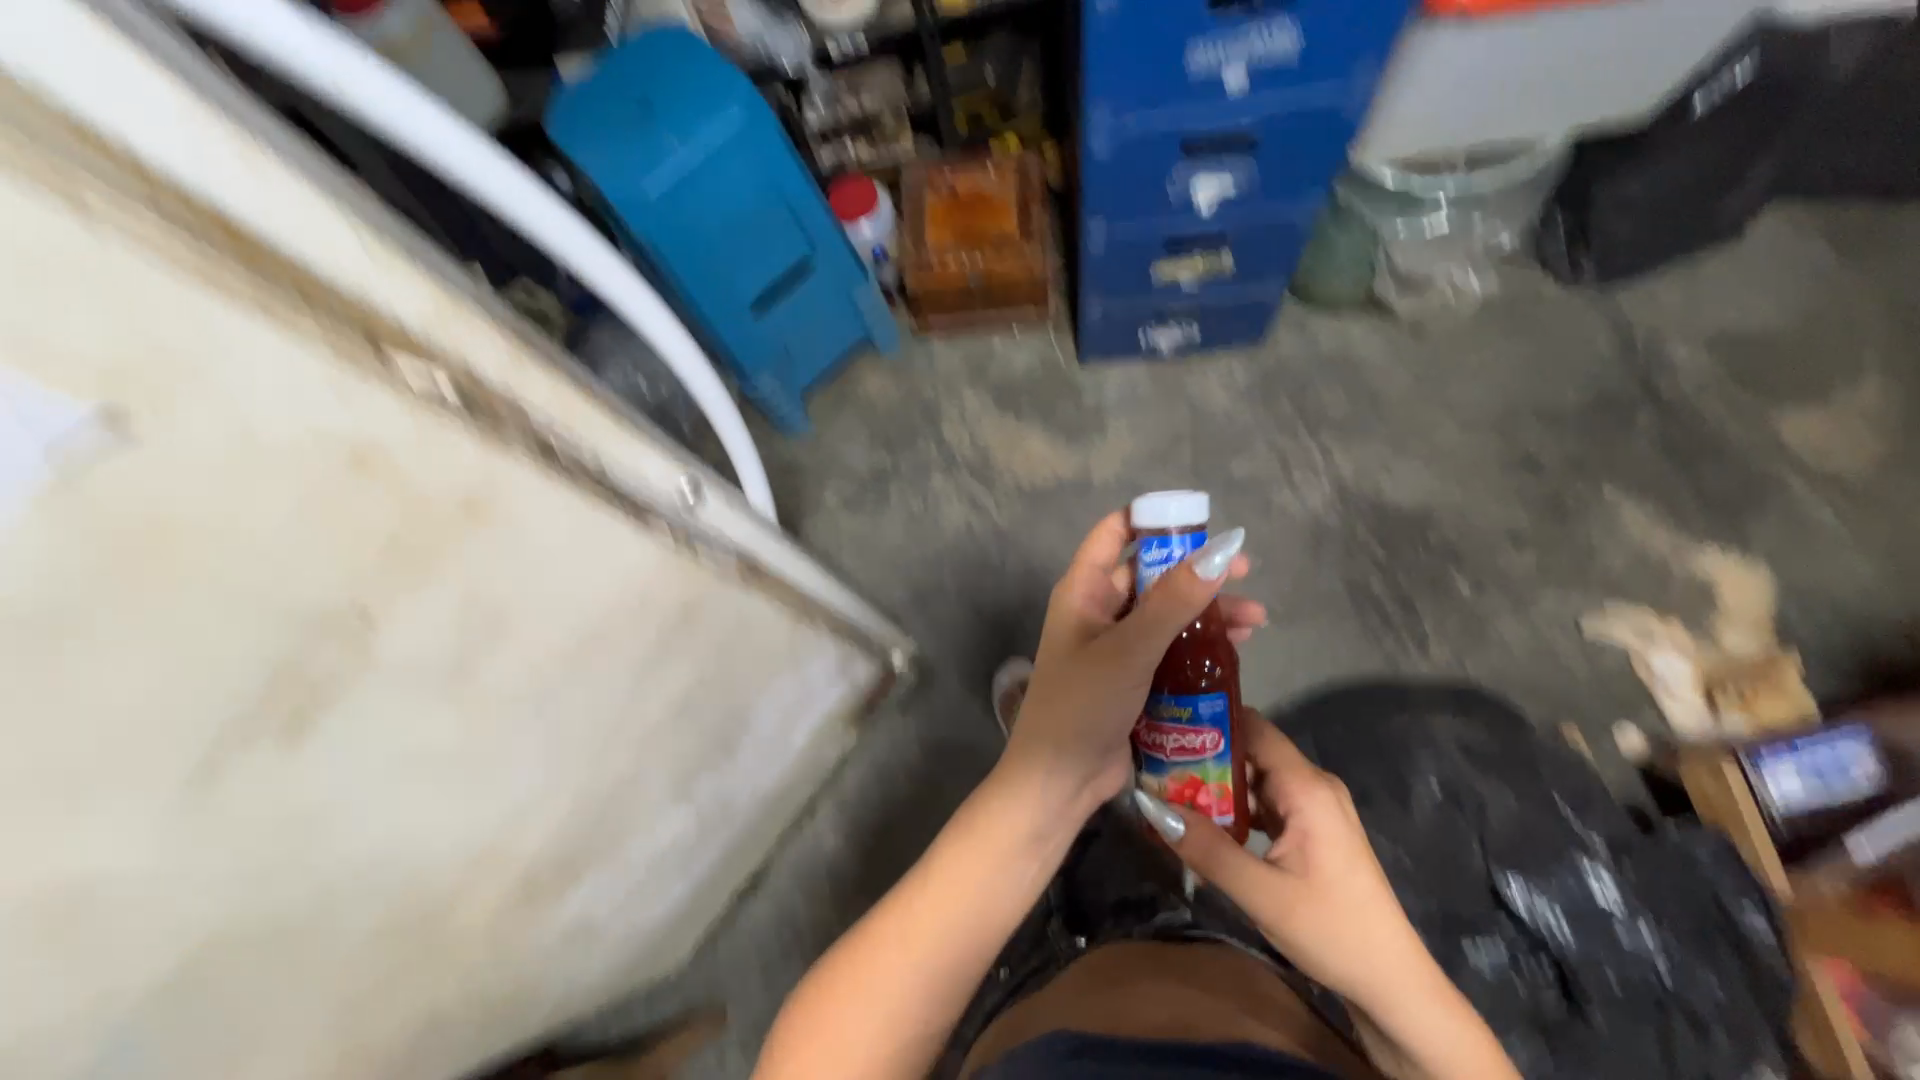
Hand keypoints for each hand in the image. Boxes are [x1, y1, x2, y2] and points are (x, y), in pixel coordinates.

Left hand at [998, 512, 1258, 816]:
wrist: (1059, 781)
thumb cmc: (1083, 705)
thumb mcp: (1130, 649)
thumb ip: (1174, 601)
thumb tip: (1220, 550)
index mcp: (1083, 591)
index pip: (1114, 534)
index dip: (1153, 520)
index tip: (1201, 519)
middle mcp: (1098, 611)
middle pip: (1151, 574)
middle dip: (1197, 571)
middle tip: (1246, 571)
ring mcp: (1116, 646)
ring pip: (1167, 613)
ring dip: (1207, 611)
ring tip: (1256, 620)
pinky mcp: (1133, 678)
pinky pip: (1171, 648)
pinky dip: (1201, 644)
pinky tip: (1238, 647)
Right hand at [1141, 713, 1437, 1011]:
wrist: (1391, 982)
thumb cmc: (1332, 930)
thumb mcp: (1261, 894)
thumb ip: (1207, 848)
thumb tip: (1151, 805)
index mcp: (1306, 788)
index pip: (1253, 727)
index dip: (1209, 719)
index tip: (1165, 722)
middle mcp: (1313, 786)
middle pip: (1250, 751)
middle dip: (1202, 755)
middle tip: (1153, 762)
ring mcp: (1315, 809)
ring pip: (1255, 780)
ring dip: (1214, 786)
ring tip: (1165, 790)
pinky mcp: (1313, 831)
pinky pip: (1266, 805)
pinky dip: (1234, 810)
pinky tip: (1201, 825)